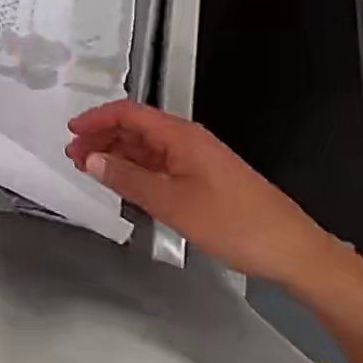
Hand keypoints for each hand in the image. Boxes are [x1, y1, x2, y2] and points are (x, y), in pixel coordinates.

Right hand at [66, 100, 342, 283]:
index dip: (97, 118)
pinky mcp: (203, 179)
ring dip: (117, 155)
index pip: (129, 113)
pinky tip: (124, 185)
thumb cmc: (236, 223)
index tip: (71, 130)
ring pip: (147, 148)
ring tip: (91, 169)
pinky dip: (136, 171)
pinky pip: (160, 165)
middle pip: (136, 128)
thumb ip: (128, 180)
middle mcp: (187, 140)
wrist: (291, 249)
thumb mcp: (172, 203)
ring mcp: (196, 160)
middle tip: (74, 154)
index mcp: (180, 135)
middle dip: (102, 137)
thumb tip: (92, 160)